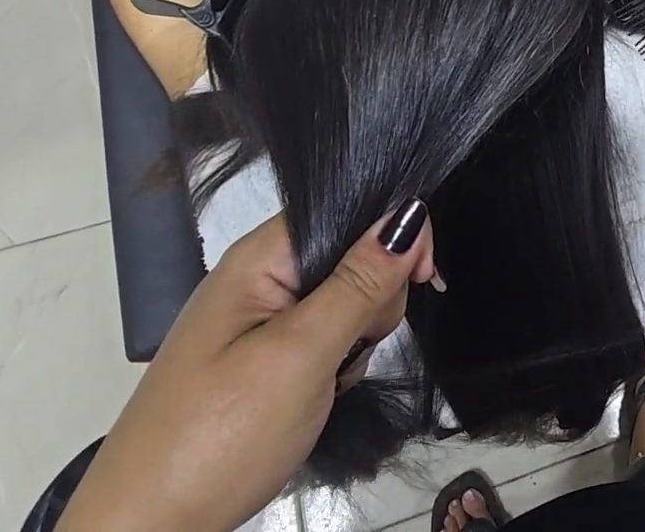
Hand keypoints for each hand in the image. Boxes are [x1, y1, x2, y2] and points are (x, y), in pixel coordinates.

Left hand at [58, 203, 437, 531]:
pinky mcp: (263, 356)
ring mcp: (260, 319)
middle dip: (374, 296)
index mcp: (261, 256)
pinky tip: (324, 390)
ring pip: (344, 298)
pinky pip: (325, 334)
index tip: (425, 278)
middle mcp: (260, 276)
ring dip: (357, 335)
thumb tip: (409, 213)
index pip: (346, 208)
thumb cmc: (219, 436)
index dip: (391, 232)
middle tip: (351, 347)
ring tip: (330, 377)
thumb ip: (360, 284)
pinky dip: (339, 360)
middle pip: (351, 253)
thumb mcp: (302, 355)